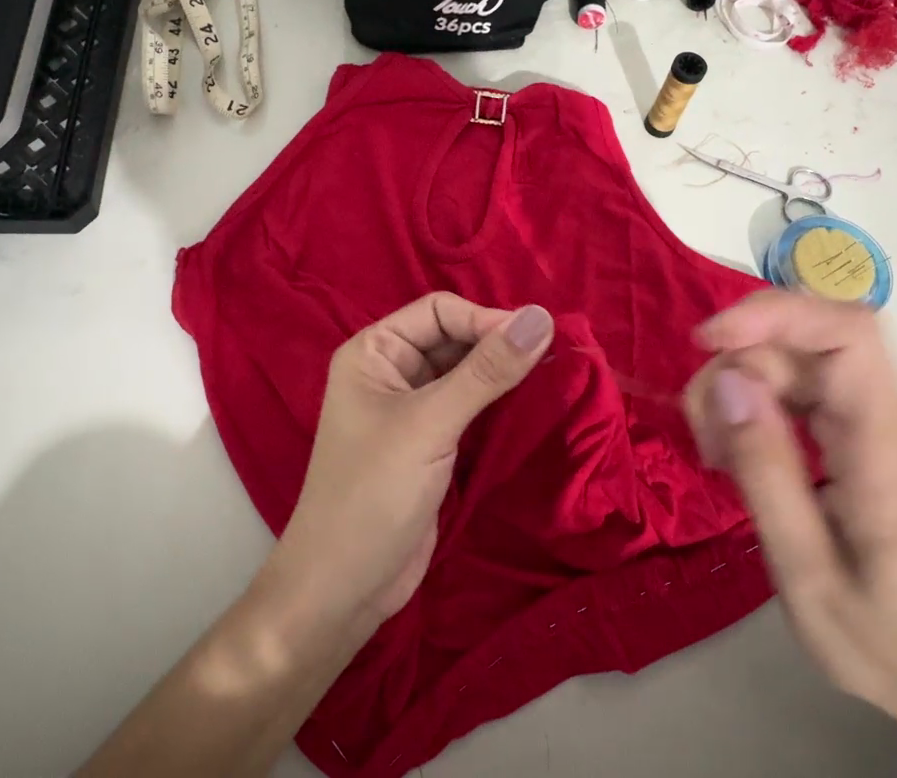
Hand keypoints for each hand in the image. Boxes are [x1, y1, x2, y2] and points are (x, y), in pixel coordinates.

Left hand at [267, 292, 554, 630]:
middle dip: (498, 345)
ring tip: (552, 379)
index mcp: (373, 352)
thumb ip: (486, 371)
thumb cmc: (373, 493)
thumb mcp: (430, 425)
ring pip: (466, 374)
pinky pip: (470, 409)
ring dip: (503, 375)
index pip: (439, 311)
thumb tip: (540, 317)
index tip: (539, 340)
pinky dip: (499, 406)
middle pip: (454, 338)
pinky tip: (531, 410)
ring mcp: (410, 410)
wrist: (343, 586)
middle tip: (554, 360)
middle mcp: (389, 372)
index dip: (486, 319)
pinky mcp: (430, 445)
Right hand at [684, 291, 896, 738]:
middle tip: (703, 441)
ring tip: (717, 458)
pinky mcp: (874, 435)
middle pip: (807, 348)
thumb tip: (727, 379)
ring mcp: (889, 423)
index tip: (707, 342)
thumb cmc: (883, 637)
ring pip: (800, 366)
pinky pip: (809, 393)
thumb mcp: (805, 570)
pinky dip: (762, 408)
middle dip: (737, 371)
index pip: (847, 332)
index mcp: (890, 446)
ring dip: (743, 393)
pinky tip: (740, 454)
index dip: (773, 314)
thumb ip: (765, 471)